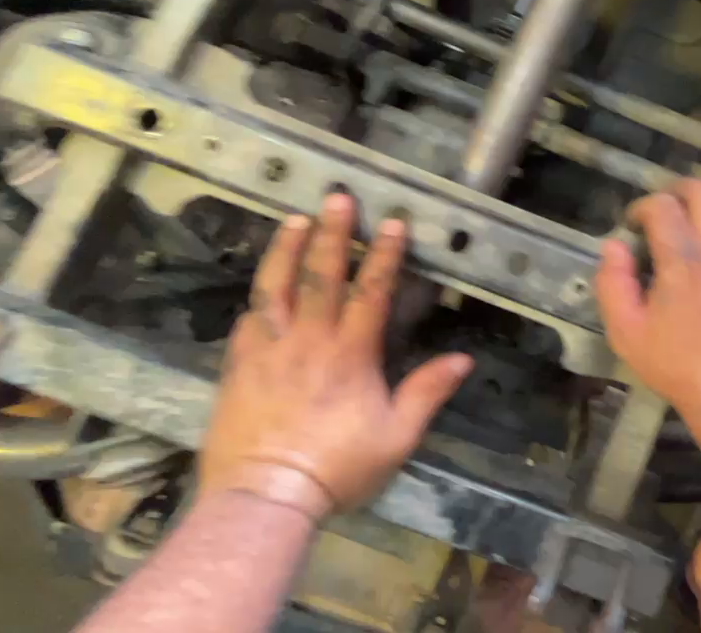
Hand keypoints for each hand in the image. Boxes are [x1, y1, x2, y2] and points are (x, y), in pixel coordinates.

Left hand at [200, 193, 472, 520]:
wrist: (262, 502)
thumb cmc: (337, 467)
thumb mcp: (396, 437)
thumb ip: (427, 393)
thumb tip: (462, 360)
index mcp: (350, 354)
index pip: (370, 292)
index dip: (383, 255)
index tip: (391, 222)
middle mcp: (308, 342)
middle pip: (321, 276)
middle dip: (331, 234)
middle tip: (336, 197)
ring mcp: (268, 353)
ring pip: (276, 290)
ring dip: (285, 251)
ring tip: (292, 219)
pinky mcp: (237, 371)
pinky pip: (246, 325)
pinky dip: (256, 301)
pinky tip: (259, 290)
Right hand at [594, 179, 700, 418]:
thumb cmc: (676, 363)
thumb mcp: (626, 332)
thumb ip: (613, 284)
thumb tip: (613, 245)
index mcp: (683, 263)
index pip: (663, 207)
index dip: (643, 207)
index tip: (635, 225)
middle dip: (677, 190)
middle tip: (664, 208)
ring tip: (697, 206)